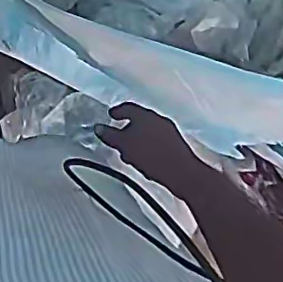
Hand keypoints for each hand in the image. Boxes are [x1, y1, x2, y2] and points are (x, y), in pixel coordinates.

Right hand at [98, 103, 213, 187]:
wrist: (183, 174)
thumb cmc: (154, 156)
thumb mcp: (124, 145)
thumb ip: (109, 135)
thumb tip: (99, 128)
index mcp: (145, 115)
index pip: (128, 107)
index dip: (117, 111)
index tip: (112, 114)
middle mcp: (159, 120)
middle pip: (139, 119)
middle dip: (128, 127)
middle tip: (118, 136)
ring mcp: (170, 132)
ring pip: (149, 131)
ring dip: (139, 139)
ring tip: (131, 152)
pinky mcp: (177, 146)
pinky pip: (158, 141)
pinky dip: (149, 146)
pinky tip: (146, 159)